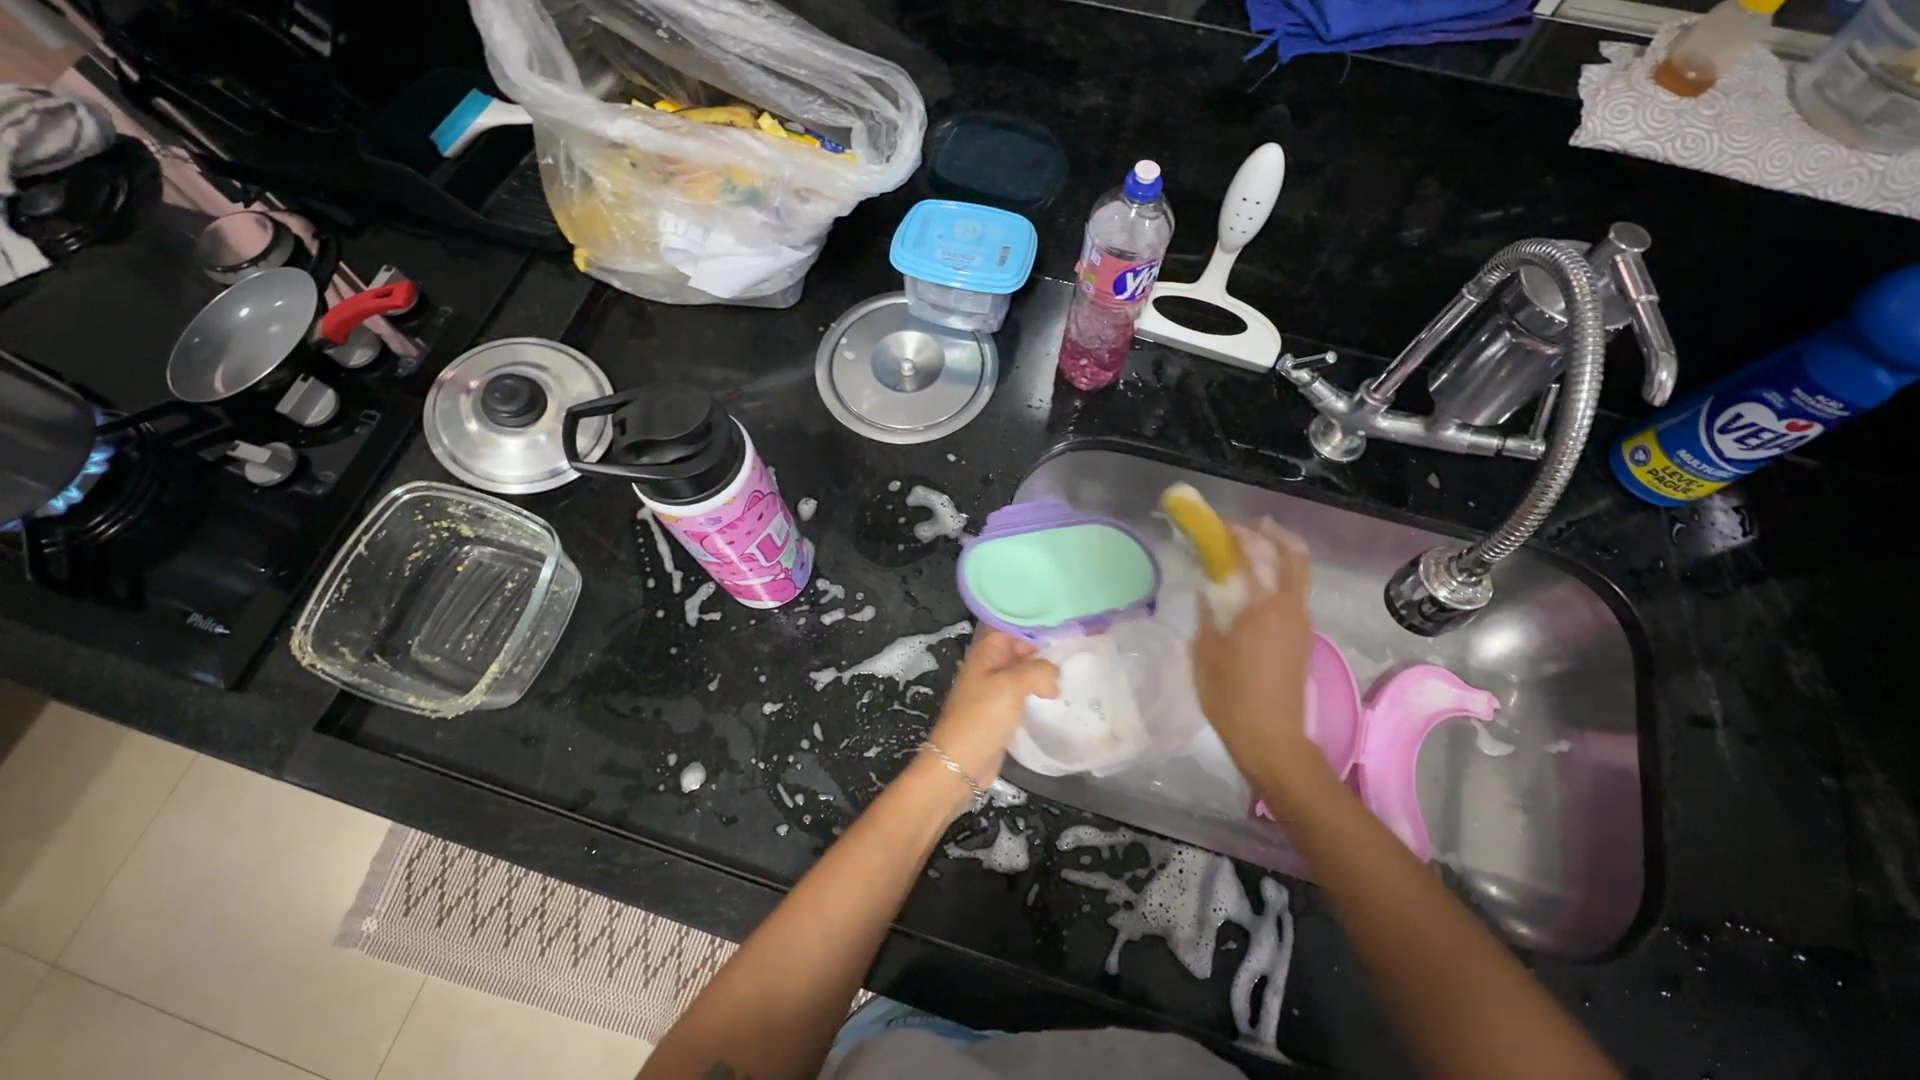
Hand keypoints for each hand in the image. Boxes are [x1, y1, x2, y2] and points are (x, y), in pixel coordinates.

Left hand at [927, 629, 1058, 789]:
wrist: (961, 763)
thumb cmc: (982, 718)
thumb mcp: (1011, 685)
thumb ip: (1037, 670)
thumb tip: (1054, 675)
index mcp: (986, 654)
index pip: (1013, 628)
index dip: (1036, 628)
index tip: (1065, 630)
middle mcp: (989, 668)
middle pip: (1020, 650)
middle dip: (1044, 651)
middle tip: (1075, 654)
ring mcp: (995, 691)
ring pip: (1023, 674)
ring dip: (1043, 675)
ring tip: (1072, 675)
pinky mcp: (1001, 713)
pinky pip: (1024, 696)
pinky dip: (1039, 695)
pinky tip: (1057, 698)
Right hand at [1190, 521, 1322, 785]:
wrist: (1270, 737)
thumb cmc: (1230, 696)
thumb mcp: (1206, 650)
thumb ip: (1208, 610)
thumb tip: (1207, 582)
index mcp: (1262, 607)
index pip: (1249, 553)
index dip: (1232, 533)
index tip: (1213, 523)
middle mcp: (1289, 607)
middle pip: (1292, 554)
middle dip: (1270, 533)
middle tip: (1245, 526)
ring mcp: (1301, 622)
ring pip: (1298, 573)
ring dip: (1278, 553)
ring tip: (1249, 549)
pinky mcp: (1302, 637)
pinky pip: (1295, 592)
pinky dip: (1279, 576)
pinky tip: (1255, 585)